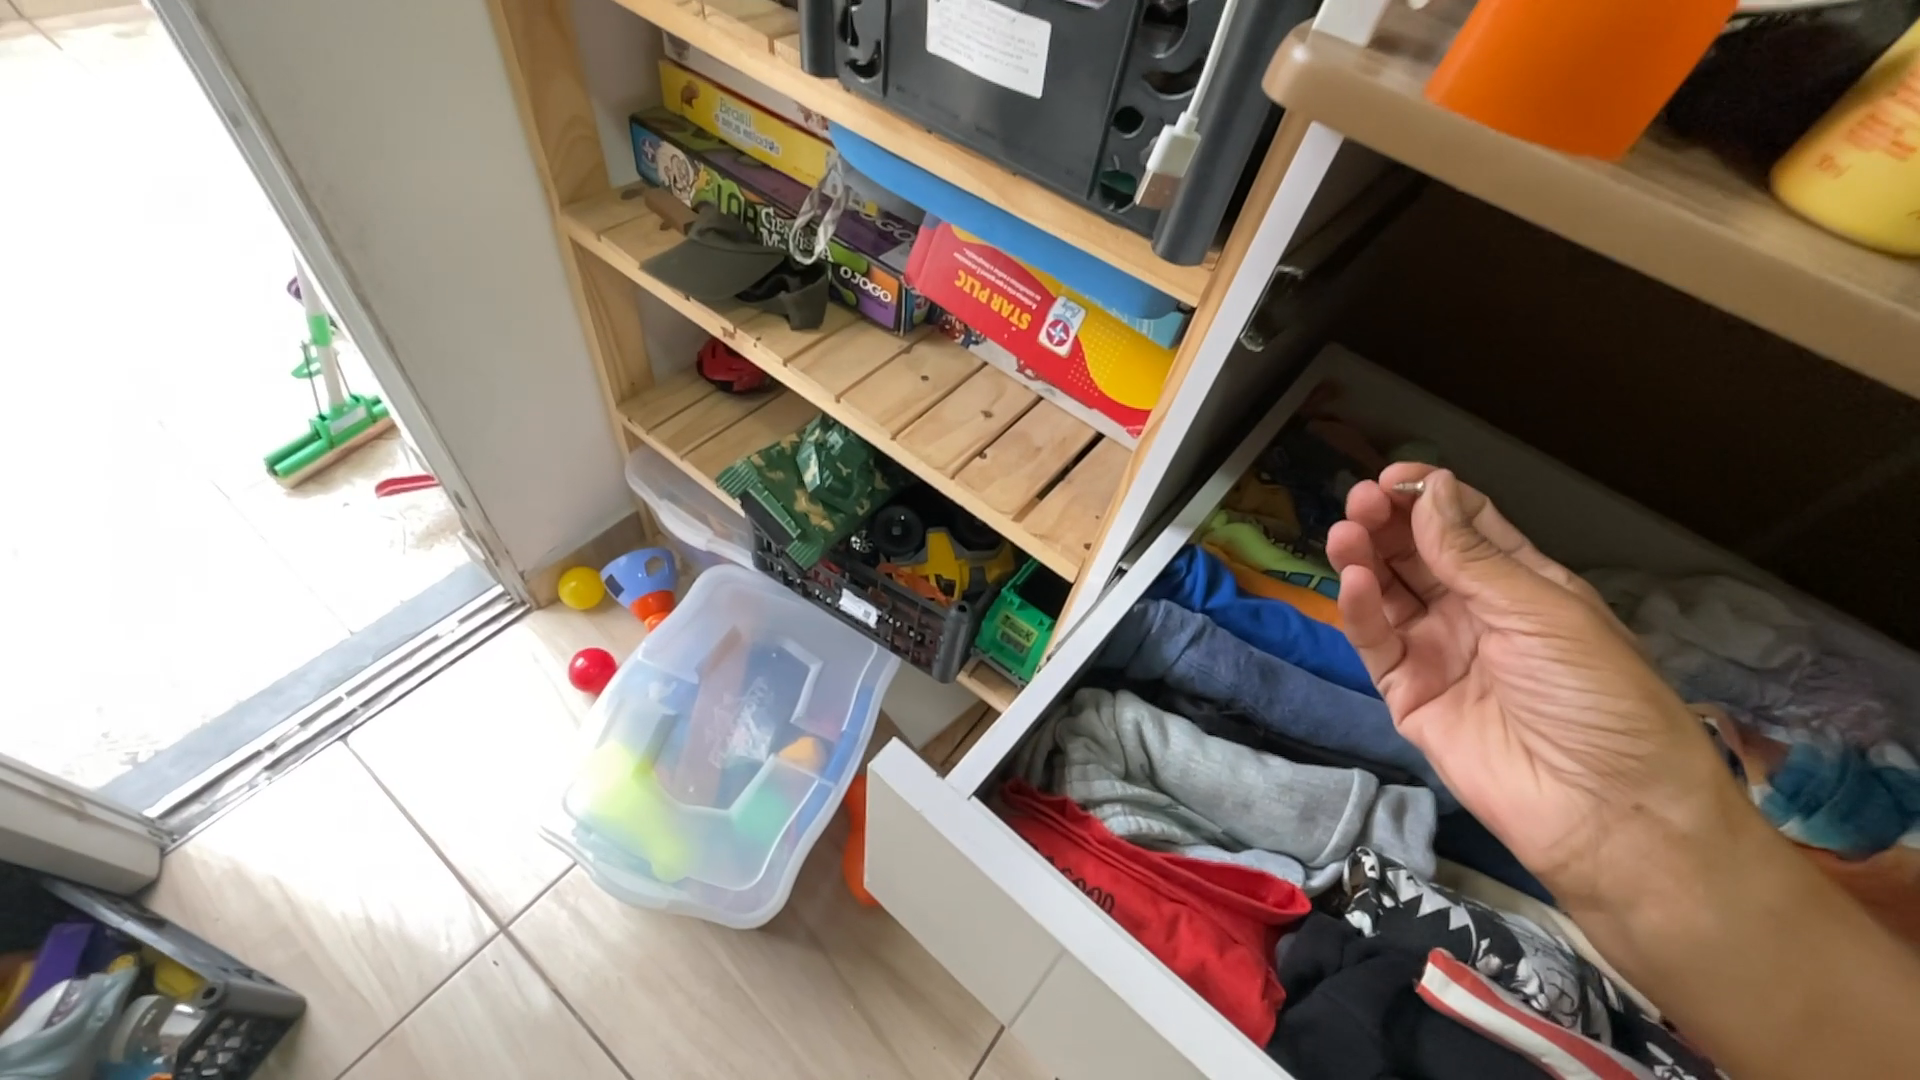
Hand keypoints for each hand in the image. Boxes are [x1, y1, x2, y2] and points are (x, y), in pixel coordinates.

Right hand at [1327, 465, 1741, 907]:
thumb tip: (1429, 490)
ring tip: (1344, 532)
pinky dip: (1359, 611)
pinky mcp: (1406, 692)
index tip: (1394, 478)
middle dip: (1388, 523)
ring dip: (1365, 559)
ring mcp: (1437, 652)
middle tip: (1359, 501)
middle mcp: (1475, 612)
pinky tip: (1354, 584)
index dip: (1430, 498)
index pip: (1466, 527)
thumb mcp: (1544, 612)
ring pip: (1389, 593)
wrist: (1604, 810)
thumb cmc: (1598, 698)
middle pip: (1418, 555)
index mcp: (1523, 586)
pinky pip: (1376, 643)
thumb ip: (1473, 556)